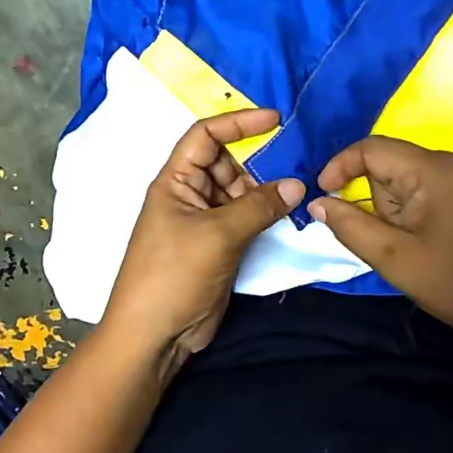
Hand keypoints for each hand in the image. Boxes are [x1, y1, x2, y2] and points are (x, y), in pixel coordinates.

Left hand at [103, 109, 304, 368]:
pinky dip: (264, 214)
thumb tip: (296, 185)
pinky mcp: (218, 245)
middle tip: (296, 164)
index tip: (275, 120)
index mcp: (175, 181)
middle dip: (257, 161)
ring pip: (239, 191)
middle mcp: (188, 194)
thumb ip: (258, 207)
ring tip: (297, 191)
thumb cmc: (174, 274)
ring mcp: (203, 220)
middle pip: (226, 163)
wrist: (155, 333)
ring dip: (264, 190)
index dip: (238, 123)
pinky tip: (288, 214)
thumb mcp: (217, 236)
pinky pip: (244, 218)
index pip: (205, 136)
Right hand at [307, 136, 452, 349]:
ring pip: (412, 180)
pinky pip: (435, 190)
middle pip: (392, 165)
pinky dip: (419, 213)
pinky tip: (434, 246)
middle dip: (377, 201)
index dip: (339, 168)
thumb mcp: (396, 260)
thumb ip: (349, 226)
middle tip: (389, 244)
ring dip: (399, 211)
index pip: (372, 148)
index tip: (323, 198)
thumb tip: (316, 202)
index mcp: (438, 170)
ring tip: (416, 251)